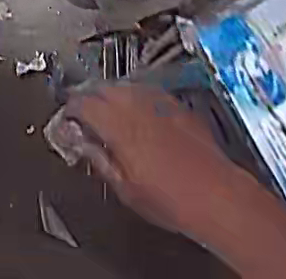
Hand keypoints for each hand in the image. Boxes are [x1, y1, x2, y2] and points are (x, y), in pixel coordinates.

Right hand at [63, 84, 285, 278]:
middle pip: (100, 86)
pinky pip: (144, 89)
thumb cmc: (174, 200)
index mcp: (118, 125)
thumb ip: (99, 159)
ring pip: (123, 84)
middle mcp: (135, 105)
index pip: (82, 103)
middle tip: (82, 112)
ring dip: (109, 92)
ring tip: (105, 110)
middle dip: (87, 96)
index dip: (70, 108)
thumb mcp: (126, 189)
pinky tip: (134, 110)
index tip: (66, 117)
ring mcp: (157, 101)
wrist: (218, 197)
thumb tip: (81, 143)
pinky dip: (132, 95)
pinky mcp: (174, 104)